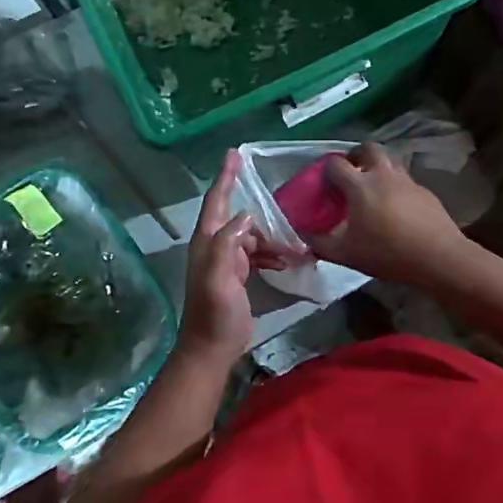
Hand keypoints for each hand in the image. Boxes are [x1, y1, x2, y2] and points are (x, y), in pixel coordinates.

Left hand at [179, 150, 301, 365]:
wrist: (211, 349)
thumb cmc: (215, 314)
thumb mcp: (220, 279)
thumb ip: (228, 245)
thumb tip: (245, 216)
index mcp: (207, 242)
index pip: (216, 200)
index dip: (225, 176)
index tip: (235, 153)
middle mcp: (213, 245)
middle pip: (239, 218)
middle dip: (263, 218)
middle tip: (289, 220)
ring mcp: (225, 261)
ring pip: (251, 237)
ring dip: (272, 240)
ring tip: (296, 249)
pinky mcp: (236, 275)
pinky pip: (256, 255)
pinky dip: (271, 254)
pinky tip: (287, 261)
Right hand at [308, 142, 474, 287]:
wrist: (439, 257)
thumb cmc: (387, 252)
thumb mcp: (345, 253)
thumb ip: (319, 242)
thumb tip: (302, 234)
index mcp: (360, 185)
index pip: (336, 164)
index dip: (326, 169)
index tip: (324, 183)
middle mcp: (383, 175)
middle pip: (368, 148)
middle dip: (356, 155)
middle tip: (350, 171)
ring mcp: (408, 181)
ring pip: (390, 161)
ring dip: (378, 167)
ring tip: (373, 188)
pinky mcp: (425, 192)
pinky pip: (405, 181)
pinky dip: (396, 186)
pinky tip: (396, 208)